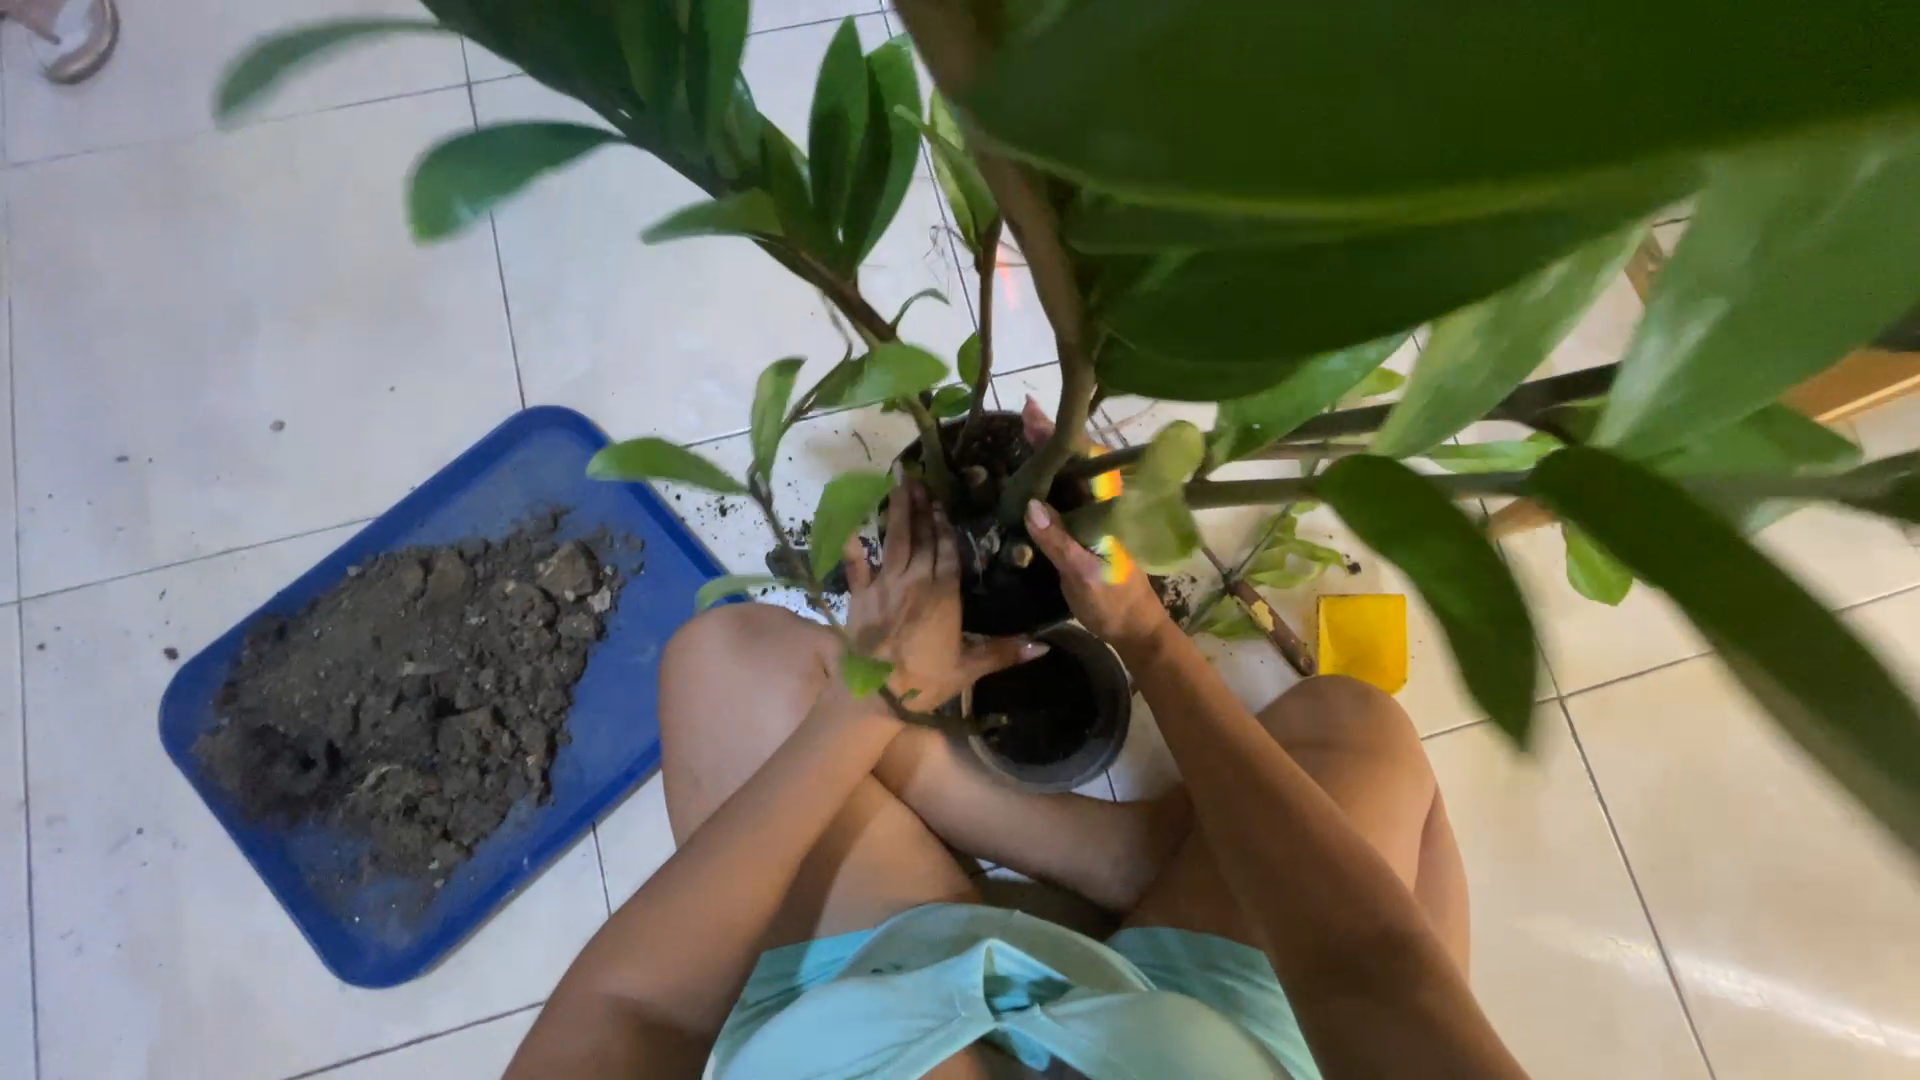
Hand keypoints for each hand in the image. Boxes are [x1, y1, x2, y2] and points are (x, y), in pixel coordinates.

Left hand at [842, 470, 1045, 707]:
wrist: (873, 694)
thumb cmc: (924, 682)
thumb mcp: (968, 669)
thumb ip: (1004, 652)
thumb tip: (1045, 647)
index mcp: (943, 594)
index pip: (948, 552)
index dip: (945, 526)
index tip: (942, 502)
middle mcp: (915, 580)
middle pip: (921, 538)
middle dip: (921, 508)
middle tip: (920, 478)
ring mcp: (884, 585)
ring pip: (894, 541)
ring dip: (896, 512)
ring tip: (898, 484)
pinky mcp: (859, 596)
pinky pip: (856, 567)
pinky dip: (854, 548)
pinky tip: (852, 528)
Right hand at [1015, 395, 1170, 648]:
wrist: (1132, 628)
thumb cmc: (1113, 602)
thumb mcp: (1083, 574)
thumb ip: (1059, 540)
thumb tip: (1030, 505)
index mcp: (1109, 507)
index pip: (1086, 458)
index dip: (1060, 435)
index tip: (1034, 414)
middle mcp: (1102, 503)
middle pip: (1075, 461)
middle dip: (1049, 437)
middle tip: (1021, 414)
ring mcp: (1092, 516)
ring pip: (1068, 477)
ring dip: (1046, 455)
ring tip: (1020, 432)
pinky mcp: (1082, 530)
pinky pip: (1062, 497)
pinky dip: (1045, 482)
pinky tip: (1025, 476)